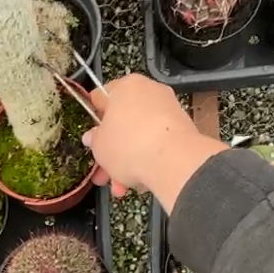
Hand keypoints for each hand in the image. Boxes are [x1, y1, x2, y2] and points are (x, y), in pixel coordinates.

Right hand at [82, 73, 226, 206]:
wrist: (172, 160)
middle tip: (103, 170)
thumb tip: (93, 136)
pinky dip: (147, 160)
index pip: (101, 97)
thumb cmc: (130, 145)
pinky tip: (139, 181)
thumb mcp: (99, 146)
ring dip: (127, 161)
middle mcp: (148, 91)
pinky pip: (156, 143)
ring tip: (121, 186)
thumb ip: (94, 139)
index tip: (92, 137)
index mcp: (124, 86)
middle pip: (122, 121)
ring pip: (139, 135)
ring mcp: (167, 108)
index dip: (93, 119)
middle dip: (111, 150)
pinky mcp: (181, 128)